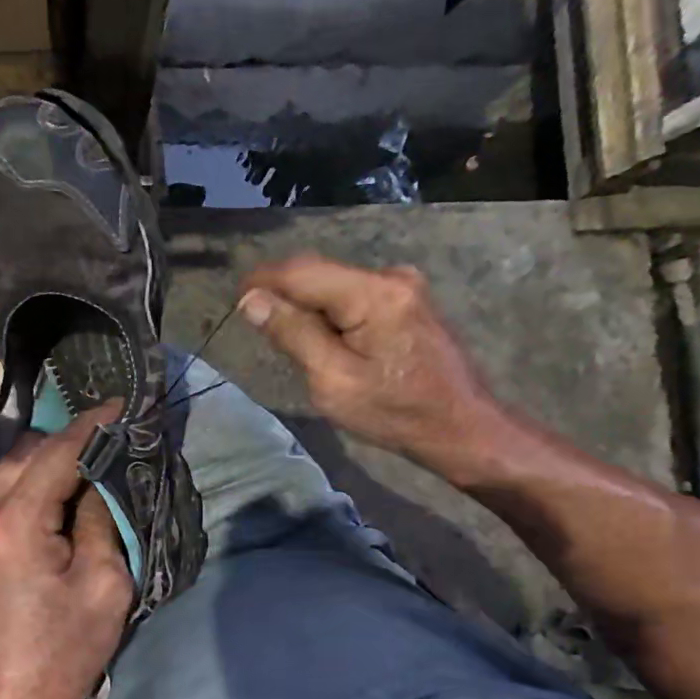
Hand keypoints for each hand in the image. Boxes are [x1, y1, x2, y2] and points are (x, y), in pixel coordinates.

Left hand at [0, 404, 133, 698]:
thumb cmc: (65, 649)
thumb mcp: (104, 582)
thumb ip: (102, 517)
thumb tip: (103, 475)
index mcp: (16, 522)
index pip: (59, 452)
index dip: (95, 424)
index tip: (126, 402)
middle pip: (31, 451)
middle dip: (74, 435)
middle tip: (117, 431)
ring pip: (15, 467)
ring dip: (54, 455)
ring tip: (98, 454)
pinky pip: (8, 489)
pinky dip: (39, 477)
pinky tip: (68, 486)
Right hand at [239, 254, 507, 476]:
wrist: (462, 427)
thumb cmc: (396, 413)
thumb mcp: (333, 381)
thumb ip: (293, 334)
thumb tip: (252, 299)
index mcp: (373, 294)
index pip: (301, 271)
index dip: (263, 281)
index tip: (237, 303)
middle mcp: (390, 276)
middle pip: (319, 273)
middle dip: (285, 295)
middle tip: (262, 330)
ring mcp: (403, 285)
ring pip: (335, 284)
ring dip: (310, 306)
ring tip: (297, 345)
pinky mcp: (408, 299)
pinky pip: (354, 294)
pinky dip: (332, 312)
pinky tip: (330, 343)